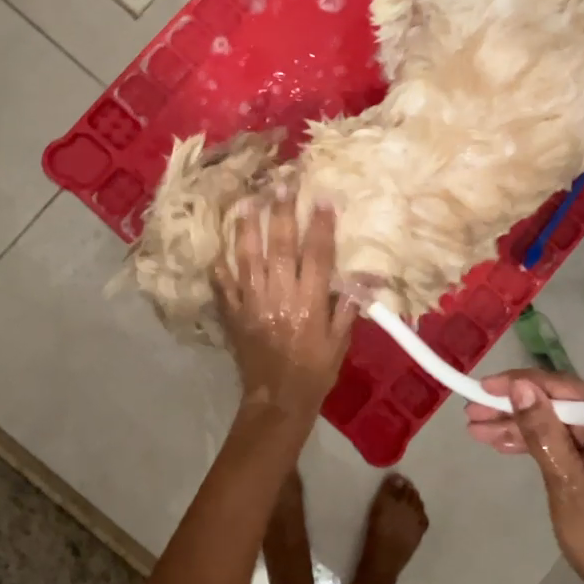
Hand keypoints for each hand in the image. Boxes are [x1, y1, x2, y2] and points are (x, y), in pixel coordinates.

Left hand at [213, 191, 357, 426]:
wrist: (278, 400)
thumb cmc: (315, 370)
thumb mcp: (340, 341)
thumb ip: (348, 307)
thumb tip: (366, 278)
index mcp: (310, 301)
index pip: (317, 254)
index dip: (321, 225)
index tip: (322, 198)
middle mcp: (280, 295)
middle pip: (281, 245)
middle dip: (281, 212)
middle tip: (281, 183)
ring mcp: (253, 302)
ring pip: (248, 257)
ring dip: (247, 227)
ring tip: (246, 201)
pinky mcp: (234, 314)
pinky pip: (224, 284)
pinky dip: (220, 265)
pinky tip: (218, 246)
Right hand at [466, 370, 583, 583]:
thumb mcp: (568, 488)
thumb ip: (545, 435)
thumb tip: (520, 387)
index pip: (563, 389)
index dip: (520, 384)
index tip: (482, 388)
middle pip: (557, 403)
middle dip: (513, 405)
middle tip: (471, 412)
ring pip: (555, 422)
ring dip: (517, 424)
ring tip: (476, 429)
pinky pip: (562, 440)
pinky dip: (533, 441)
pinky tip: (503, 443)